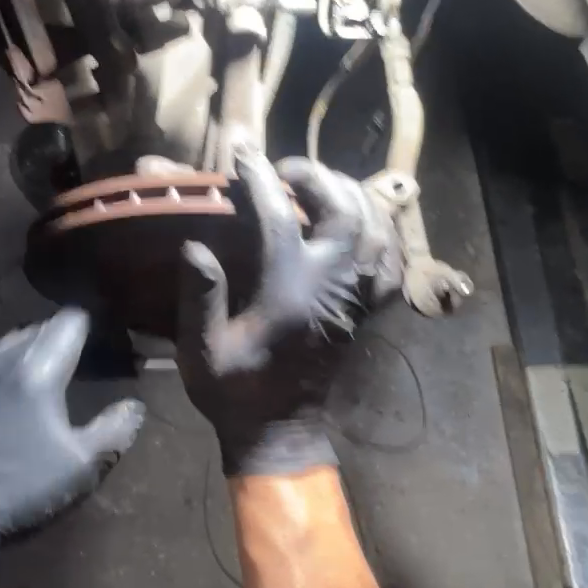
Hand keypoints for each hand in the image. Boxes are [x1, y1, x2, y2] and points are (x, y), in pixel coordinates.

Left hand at [0, 309, 145, 587]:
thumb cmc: (20, 488)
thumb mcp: (80, 465)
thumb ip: (115, 429)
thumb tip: (135, 405)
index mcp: (38, 368)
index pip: (70, 320)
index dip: (92, 326)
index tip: (107, 342)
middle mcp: (4, 357)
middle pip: (42, 325)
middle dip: (65, 336)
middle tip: (86, 360)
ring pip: (15, 340)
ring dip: (36, 349)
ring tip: (54, 374)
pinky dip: (12, 365)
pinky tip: (18, 393)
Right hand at [176, 151, 387, 476]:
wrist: (280, 433)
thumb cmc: (235, 391)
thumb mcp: (201, 351)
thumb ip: (200, 298)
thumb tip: (196, 246)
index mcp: (289, 291)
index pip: (278, 217)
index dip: (258, 178)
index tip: (241, 154)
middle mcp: (331, 287)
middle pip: (344, 211)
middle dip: (316, 177)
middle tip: (285, 171)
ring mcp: (356, 298)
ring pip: (376, 229)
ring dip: (351, 195)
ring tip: (320, 185)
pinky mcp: (367, 310)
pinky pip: (391, 260)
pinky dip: (380, 231)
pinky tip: (359, 221)